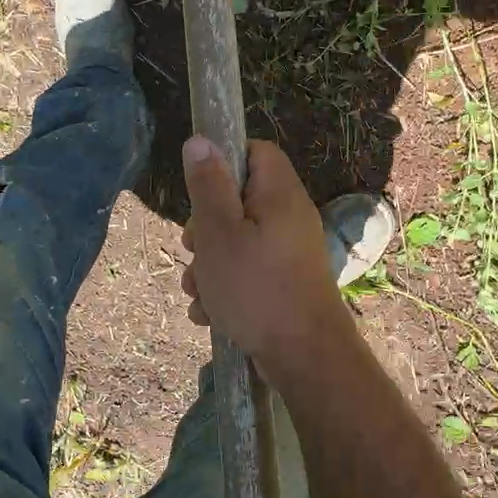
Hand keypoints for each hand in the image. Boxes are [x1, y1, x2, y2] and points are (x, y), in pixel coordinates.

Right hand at [179, 136, 357, 382]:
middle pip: (239, 202)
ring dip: (210, 266)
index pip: (256, 152)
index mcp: (279, 194)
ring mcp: (289, 253)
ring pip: (237, 243)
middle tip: (193, 248)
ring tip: (198, 292)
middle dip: (206, 228)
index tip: (200, 192)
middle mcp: (289, 218)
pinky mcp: (285, 284)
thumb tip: (201, 140)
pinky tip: (210, 315)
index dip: (224, 164)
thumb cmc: (257, 288)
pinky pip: (248, 273)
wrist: (304, 357)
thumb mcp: (219, 233)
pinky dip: (226, 289)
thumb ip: (208, 186)